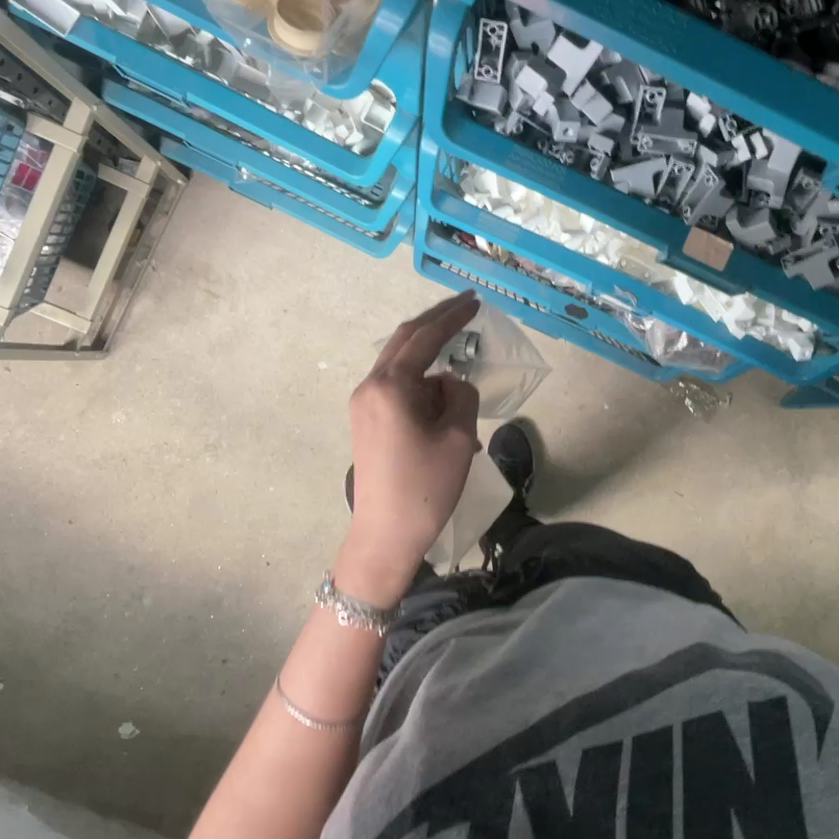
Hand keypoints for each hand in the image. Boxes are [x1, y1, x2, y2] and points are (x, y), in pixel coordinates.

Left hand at [342, 291, 483, 596]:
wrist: (385, 536)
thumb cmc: (425, 488)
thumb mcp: (458, 437)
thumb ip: (461, 395)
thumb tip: (450, 383)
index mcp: (390, 385)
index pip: (424, 337)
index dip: (452, 317)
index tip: (475, 302)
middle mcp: (370, 386)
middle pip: (405, 341)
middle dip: (436, 323)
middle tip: (466, 308)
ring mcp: (363, 404)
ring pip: (401, 366)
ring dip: (432, 361)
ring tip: (463, 373)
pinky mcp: (366, 422)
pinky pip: (397, 388)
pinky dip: (422, 386)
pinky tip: (446, 402)